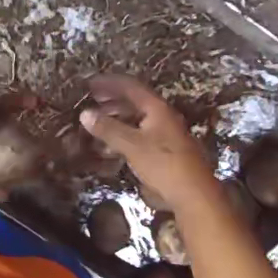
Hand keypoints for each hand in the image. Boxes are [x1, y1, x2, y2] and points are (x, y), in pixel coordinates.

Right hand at [79, 75, 219, 213]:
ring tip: (98, 121)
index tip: (90, 83)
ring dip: (117, 117)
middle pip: (135, 101)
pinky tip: (113, 144)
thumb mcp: (132, 145)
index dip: (109, 83)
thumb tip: (85, 113)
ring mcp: (166, 133)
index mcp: (157, 109)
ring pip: (138, 118)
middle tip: (92, 100)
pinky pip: (140, 133)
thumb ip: (108, 128)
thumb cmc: (163, 165)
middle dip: (112, 99)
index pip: (130, 87)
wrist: (193, 194)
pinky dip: (124, 133)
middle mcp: (164, 116)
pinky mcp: (166, 150)